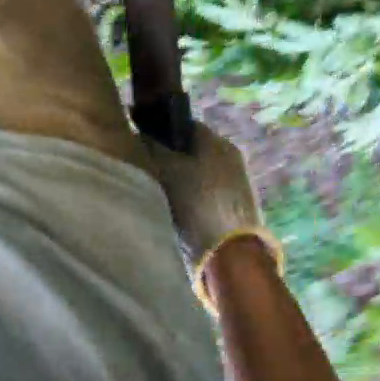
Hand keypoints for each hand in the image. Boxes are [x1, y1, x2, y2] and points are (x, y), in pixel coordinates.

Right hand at [142, 122, 282, 289]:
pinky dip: (194, 200)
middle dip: (172, 159)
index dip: (163, 132)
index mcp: (217, 141)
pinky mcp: (238, 209)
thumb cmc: (197, 202)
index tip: (143, 145)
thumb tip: (141, 133)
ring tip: (162, 196)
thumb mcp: (167, 170)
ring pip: (201, 174)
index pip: (185, 126)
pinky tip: (180, 213)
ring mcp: (238, 184)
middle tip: (150, 172)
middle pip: (194, 151)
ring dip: (183, 182)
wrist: (231, 254)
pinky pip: (209, 195)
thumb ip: (152, 148)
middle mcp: (231, 156)